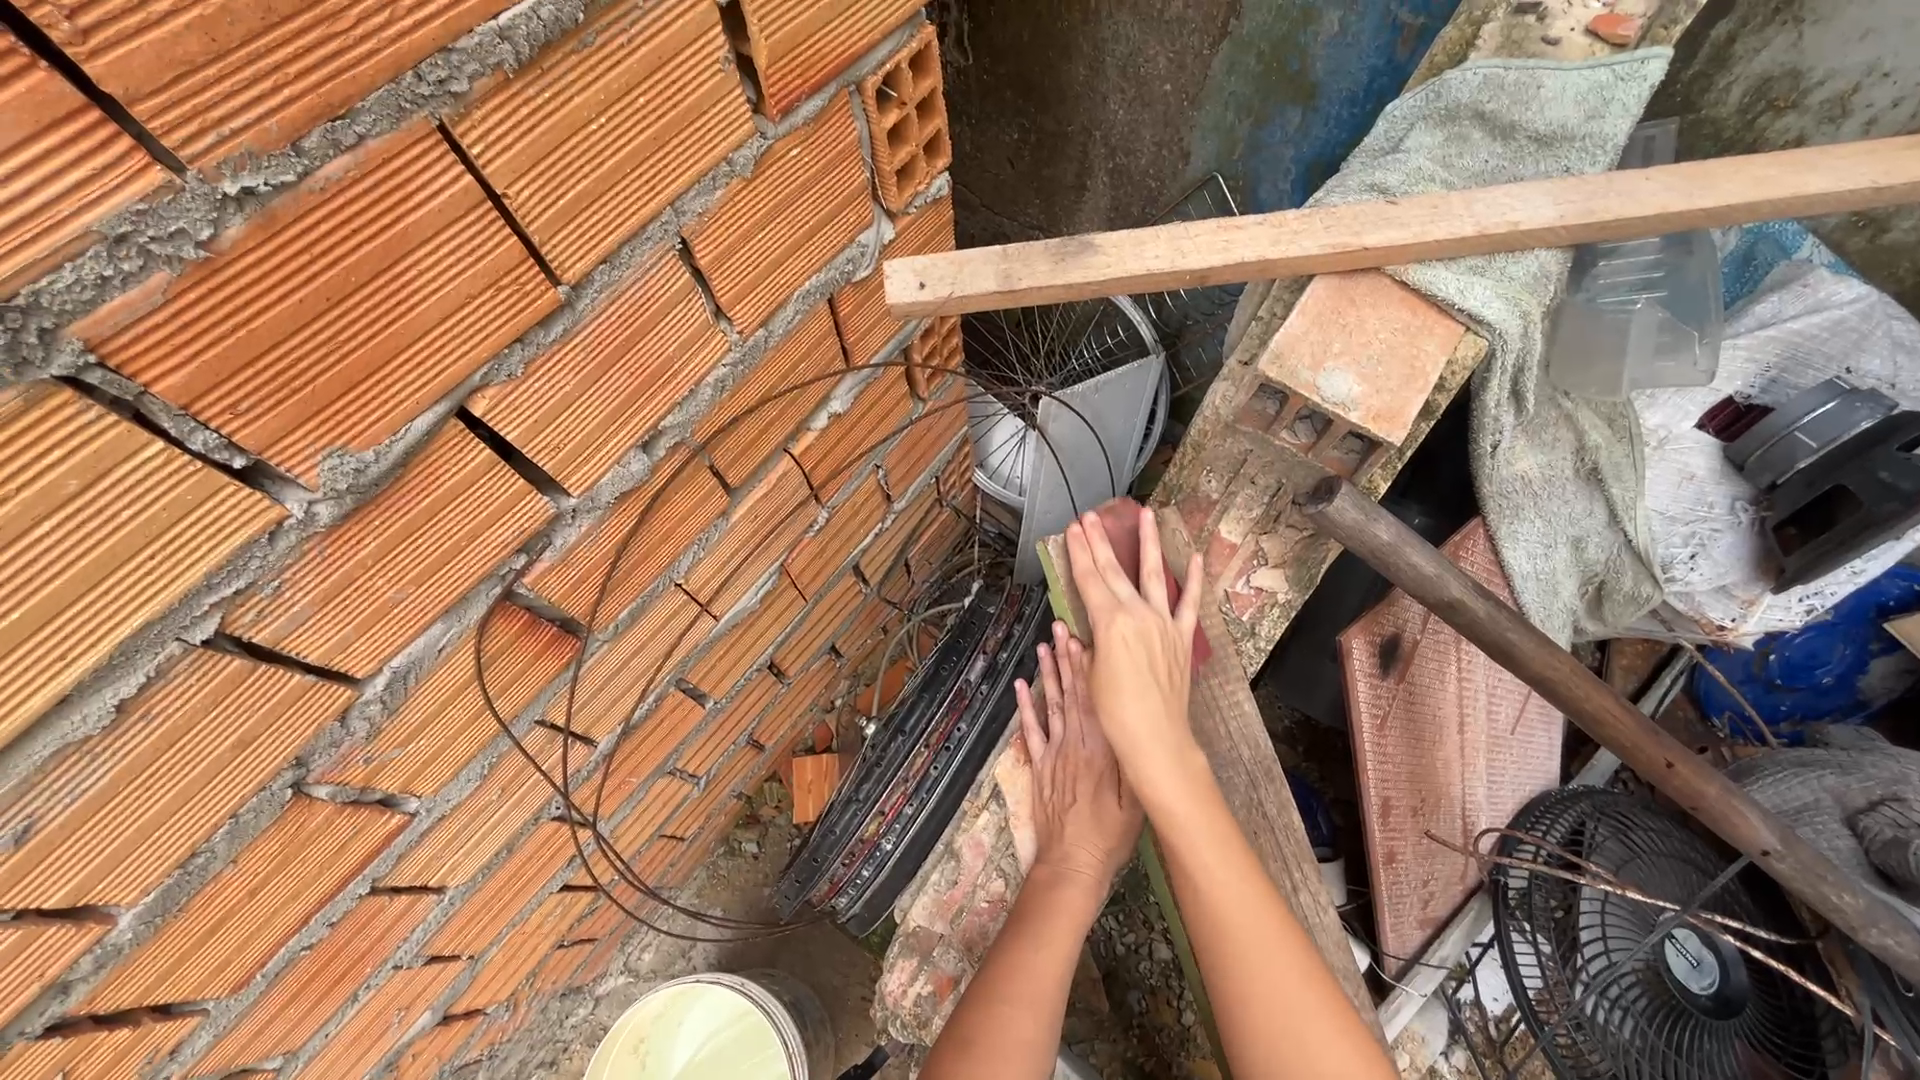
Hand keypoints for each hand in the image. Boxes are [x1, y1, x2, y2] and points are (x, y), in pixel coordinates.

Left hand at [1016, 622, 1143, 886]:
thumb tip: (1134, 721)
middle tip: (1061, 628)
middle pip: (1071, 694)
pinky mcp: (1040, 767)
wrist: (1071, 864)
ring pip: (1052, 705)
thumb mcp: (1136, 802)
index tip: (1084, 639)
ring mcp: (1054, 754)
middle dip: (1067, 658)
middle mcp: (1075, 744)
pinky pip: (1031, 730)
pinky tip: (1023, 684)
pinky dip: (1026, 706)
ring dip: (1049, 673)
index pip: (1094, 699)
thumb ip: (1133, 761)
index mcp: (1101, 750)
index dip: (1088, 667)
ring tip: (1045, 645)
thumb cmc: (1110, 837)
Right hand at [1064, 505, 1204, 799]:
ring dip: (1149, 543)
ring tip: (1146, 514)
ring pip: (1153, 574)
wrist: (1155, 737)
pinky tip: (1196, 558)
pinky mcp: (1182, 637)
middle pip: (1113, 570)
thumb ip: (1088, 642)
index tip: (1073, 529)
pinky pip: (1189, 604)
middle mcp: (1137, 614)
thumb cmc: (1114, 712)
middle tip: (1091, 517)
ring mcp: (1163, 623)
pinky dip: (1193, 581)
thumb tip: (1082, 628)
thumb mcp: (1090, 673)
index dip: (1078, 553)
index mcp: (1109, 622)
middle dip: (1100, 542)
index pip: (1088, 579)